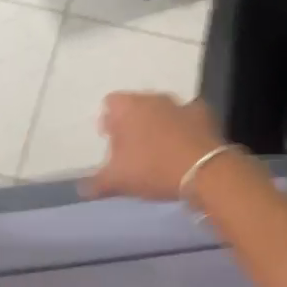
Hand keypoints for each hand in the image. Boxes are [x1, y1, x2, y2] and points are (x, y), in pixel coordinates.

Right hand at [85, 92, 225, 201]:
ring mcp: (179, 103)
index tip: (111, 143)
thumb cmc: (152, 169)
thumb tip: (81, 189)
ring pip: (162, 110)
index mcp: (127, 107)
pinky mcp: (202, 113)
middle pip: (136, 105)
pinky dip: (184, 127)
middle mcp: (151, 98)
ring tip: (159, 150)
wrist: (204, 171)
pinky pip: (188, 117)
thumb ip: (96, 182)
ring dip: (158, 124)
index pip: (110, 103)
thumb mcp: (118, 180)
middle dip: (132, 123)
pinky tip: (185, 146)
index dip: (108, 122)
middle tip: (133, 150)